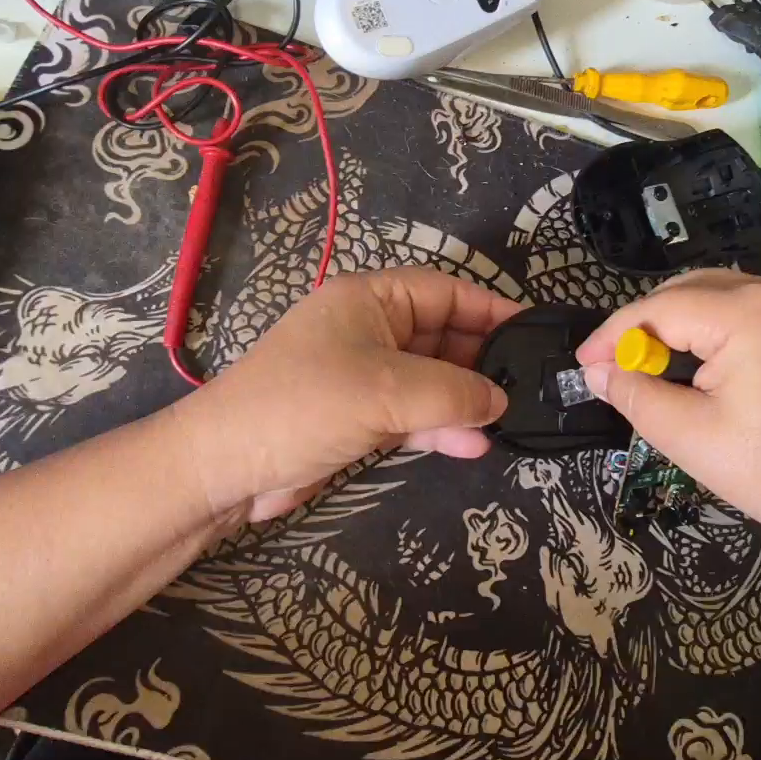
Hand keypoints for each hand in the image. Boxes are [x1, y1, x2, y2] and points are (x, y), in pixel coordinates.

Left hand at [173, 266, 520, 521]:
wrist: (227, 468)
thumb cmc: (304, 405)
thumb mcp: (385, 392)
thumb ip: (452, 393)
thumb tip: (500, 402)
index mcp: (370, 299)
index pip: (445, 291)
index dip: (490, 308)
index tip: (533, 331)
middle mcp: (370, 329)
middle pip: (441, 335)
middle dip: (482, 359)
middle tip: (527, 382)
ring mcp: (364, 374)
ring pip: (430, 379)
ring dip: (464, 399)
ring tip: (508, 418)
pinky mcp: (360, 416)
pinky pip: (413, 414)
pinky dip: (440, 427)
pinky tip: (473, 445)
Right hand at [575, 270, 760, 572]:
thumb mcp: (691, 437)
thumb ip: (635, 394)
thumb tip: (598, 371)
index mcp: (748, 312)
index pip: (658, 308)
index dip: (613, 334)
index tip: (582, 364)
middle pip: (688, 291)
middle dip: (644, 325)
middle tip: (614, 366)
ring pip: (717, 297)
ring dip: (677, 325)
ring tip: (649, 367)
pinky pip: (748, 312)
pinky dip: (712, 330)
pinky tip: (700, 366)